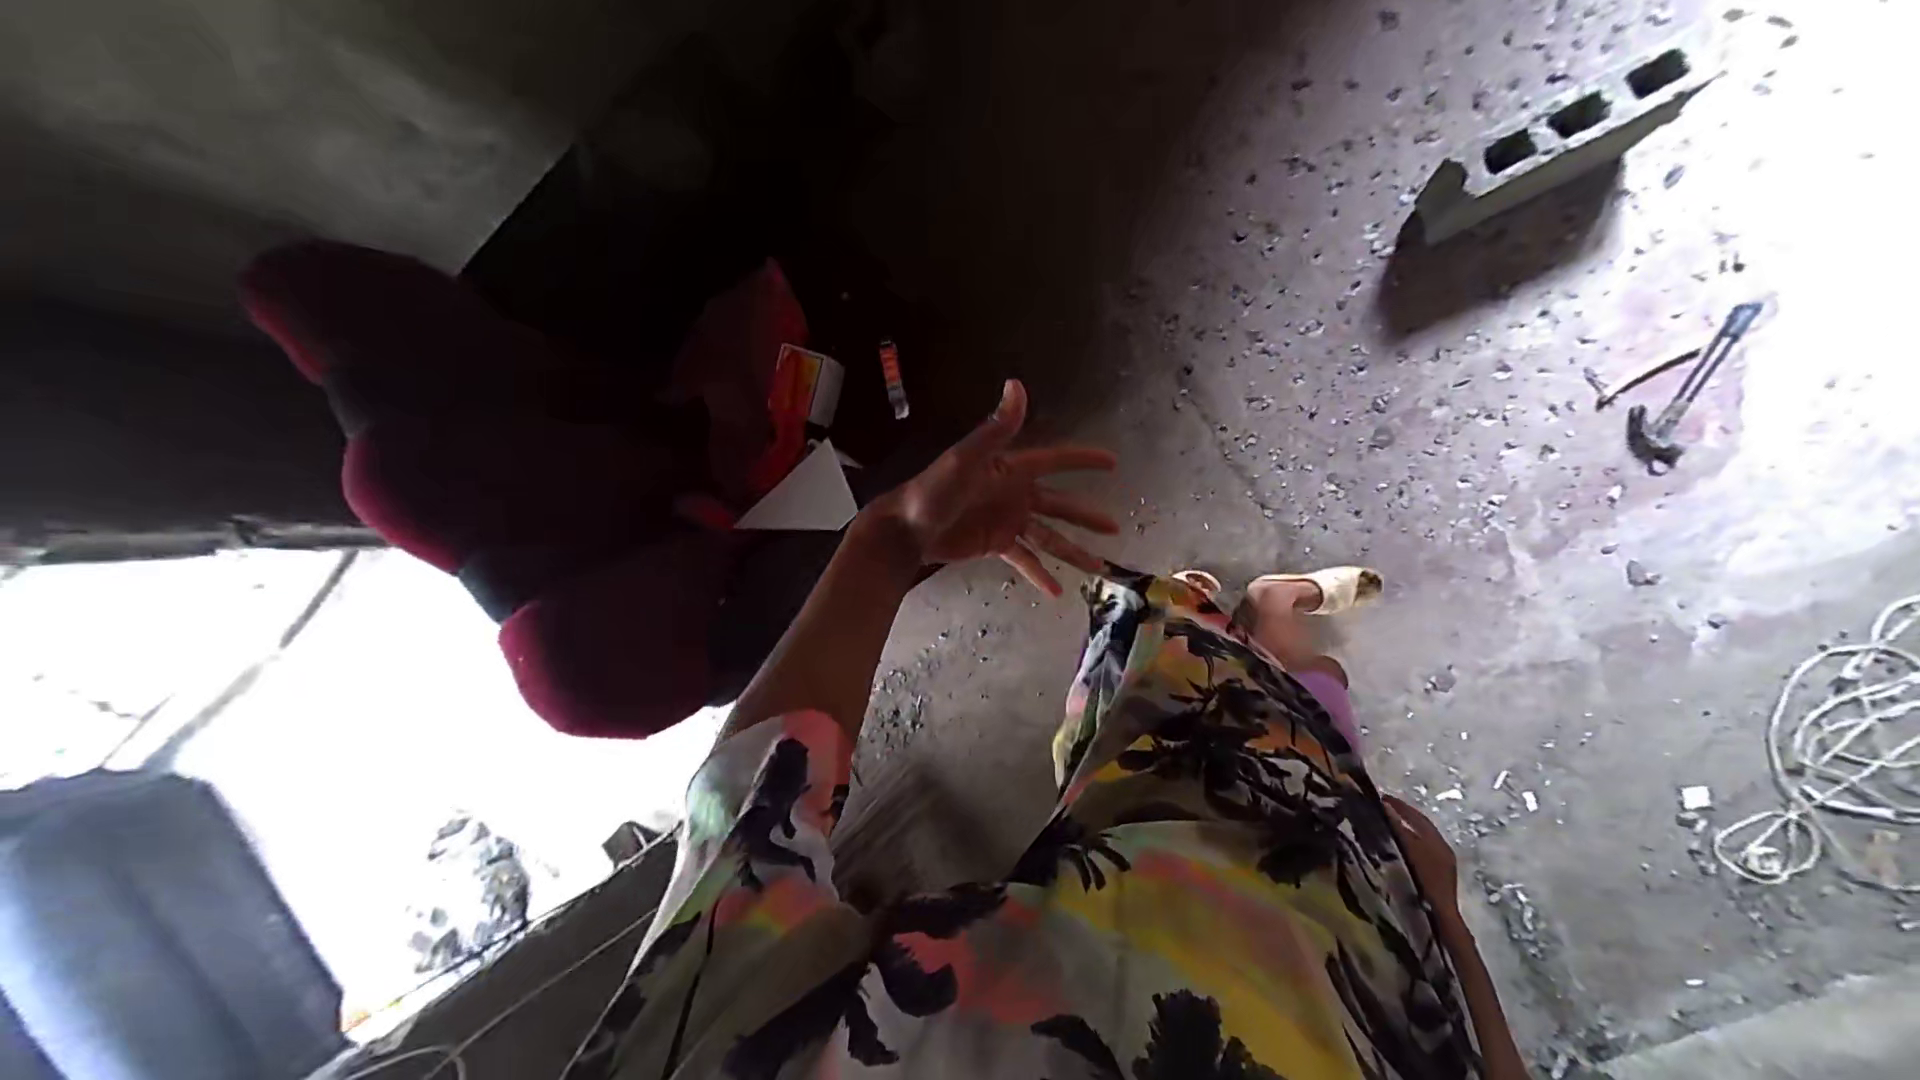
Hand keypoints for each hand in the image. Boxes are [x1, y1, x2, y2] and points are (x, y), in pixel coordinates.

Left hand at [874, 379, 1118, 594]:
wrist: (906, 528)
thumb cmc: (934, 490)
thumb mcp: (965, 458)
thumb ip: (995, 429)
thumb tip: (1016, 384)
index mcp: (1011, 470)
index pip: (1055, 462)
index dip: (1083, 461)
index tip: (1112, 463)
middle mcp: (1014, 494)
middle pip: (1060, 506)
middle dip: (1086, 516)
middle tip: (1114, 528)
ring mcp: (1006, 522)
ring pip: (1048, 538)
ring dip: (1072, 551)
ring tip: (1098, 567)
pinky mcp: (994, 544)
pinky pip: (1023, 559)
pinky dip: (1039, 574)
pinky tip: (1056, 591)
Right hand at [1383, 794, 1460, 914]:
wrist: (1439, 918)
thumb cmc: (1422, 880)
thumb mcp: (1407, 849)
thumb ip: (1397, 827)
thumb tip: (1383, 805)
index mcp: (1436, 841)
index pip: (1416, 815)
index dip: (1398, 805)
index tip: (1378, 796)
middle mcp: (1442, 848)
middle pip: (1419, 825)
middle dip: (1400, 815)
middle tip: (1378, 808)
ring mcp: (1442, 863)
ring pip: (1419, 838)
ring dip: (1402, 829)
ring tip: (1382, 823)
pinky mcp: (1437, 875)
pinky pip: (1419, 849)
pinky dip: (1406, 841)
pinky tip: (1393, 845)